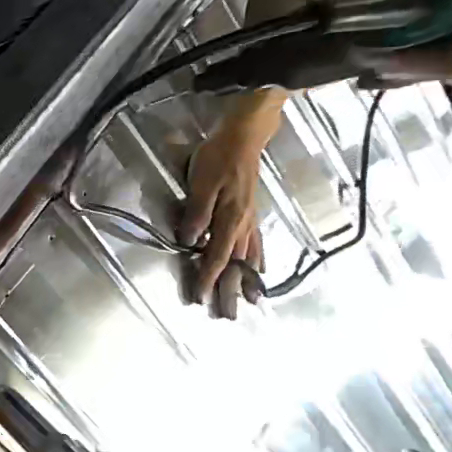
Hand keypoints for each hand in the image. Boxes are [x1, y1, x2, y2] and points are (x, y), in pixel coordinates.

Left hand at [180, 92, 282, 318]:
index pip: (215, 257)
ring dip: (247, 280)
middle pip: (235, 264)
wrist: (245, 135)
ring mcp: (250, 219)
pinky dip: (259, 260)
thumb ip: (196, 213)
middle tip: (228, 315)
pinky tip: (261, 269)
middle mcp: (242, 225)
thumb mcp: (201, 183)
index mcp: (229, 219)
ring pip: (248, 257)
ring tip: (251, 301)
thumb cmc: (218, 157)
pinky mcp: (251, 212)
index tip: (200, 298)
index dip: (207, 279)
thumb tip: (189, 241)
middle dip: (231, 290)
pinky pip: (257, 243)